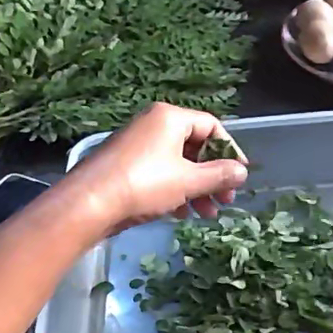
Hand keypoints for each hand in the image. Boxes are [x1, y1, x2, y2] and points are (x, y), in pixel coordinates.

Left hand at [58, 103, 248, 231]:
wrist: (90, 202)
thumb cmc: (144, 184)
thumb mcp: (188, 181)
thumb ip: (219, 175)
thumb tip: (242, 172)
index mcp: (169, 118)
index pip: (211, 126)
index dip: (230, 151)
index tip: (239, 176)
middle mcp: (153, 125)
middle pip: (194, 146)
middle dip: (212, 176)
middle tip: (224, 201)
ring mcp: (137, 146)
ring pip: (177, 164)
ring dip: (196, 188)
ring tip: (205, 215)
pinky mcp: (125, 166)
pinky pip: (159, 173)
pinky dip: (174, 190)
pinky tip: (181, 214)